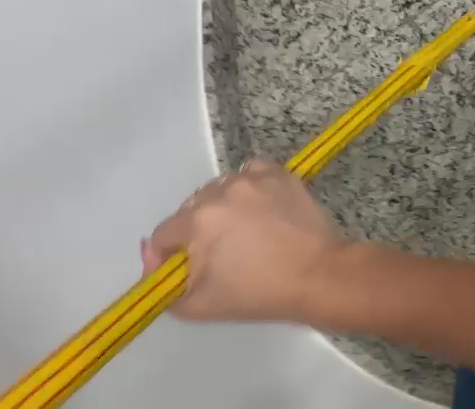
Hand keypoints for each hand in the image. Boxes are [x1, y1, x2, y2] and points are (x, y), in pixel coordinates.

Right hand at [142, 157, 355, 323]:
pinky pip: (254, 170)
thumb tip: (159, 264)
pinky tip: (256, 203)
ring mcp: (257, 178)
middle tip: (211, 253)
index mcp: (200, 219)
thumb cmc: (256, 291)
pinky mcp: (282, 174)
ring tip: (236, 229)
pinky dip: (249, 183)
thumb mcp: (196, 304)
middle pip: (192, 207)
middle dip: (193, 230)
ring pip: (222, 186)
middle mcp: (225, 190)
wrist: (314, 273)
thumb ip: (166, 286)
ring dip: (220, 205)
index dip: (162, 255)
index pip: (163, 233)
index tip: (176, 270)